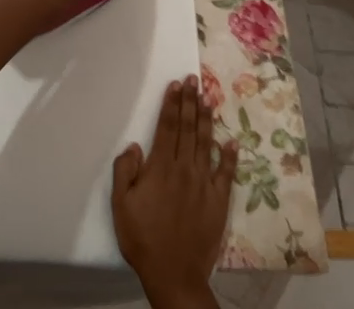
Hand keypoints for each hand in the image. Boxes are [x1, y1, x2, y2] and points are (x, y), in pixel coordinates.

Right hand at [112, 77, 235, 308]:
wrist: (174, 272)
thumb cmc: (142, 237)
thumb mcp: (120, 204)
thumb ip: (125, 171)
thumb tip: (134, 145)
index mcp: (160, 168)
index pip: (167, 127)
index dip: (171, 104)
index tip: (176, 85)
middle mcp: (184, 169)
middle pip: (188, 129)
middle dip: (190, 103)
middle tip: (194, 80)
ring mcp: (204, 185)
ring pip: (206, 144)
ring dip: (206, 120)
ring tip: (208, 99)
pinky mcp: (219, 202)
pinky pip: (226, 174)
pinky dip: (229, 157)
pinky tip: (232, 142)